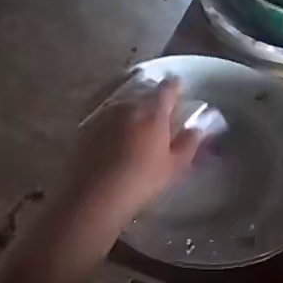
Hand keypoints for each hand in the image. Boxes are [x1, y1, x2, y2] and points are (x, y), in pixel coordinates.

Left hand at [60, 76, 199, 225]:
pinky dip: (113, 124)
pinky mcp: (86, 127)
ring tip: (135, 130)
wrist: (97, 195)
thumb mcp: (174, 166)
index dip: (175, 87)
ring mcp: (104, 114)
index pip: (168, 88)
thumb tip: (196, 129)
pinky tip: (114, 141)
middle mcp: (128, 105)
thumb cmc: (142, 180)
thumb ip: (188, 144)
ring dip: (131, 113)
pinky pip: (105, 118)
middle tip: (159, 117)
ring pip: (123, 106)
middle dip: (152, 102)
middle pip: (143, 94)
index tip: (179, 90)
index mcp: (153, 111)